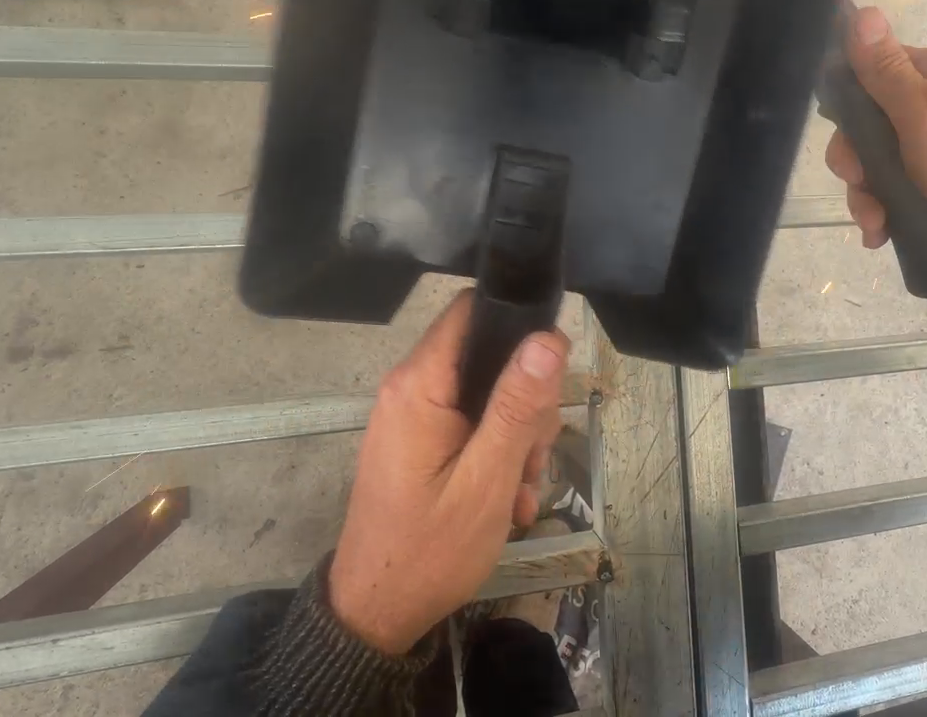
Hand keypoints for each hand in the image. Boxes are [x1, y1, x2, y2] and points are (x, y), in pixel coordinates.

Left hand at [328, 292, 569, 654]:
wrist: (375, 615)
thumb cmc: (430, 550)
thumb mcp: (486, 480)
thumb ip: (517, 406)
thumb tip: (549, 338)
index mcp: (420, 384)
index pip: (473, 311)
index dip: (519, 326)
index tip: (552, 371)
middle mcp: (411, 386)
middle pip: (488, 354)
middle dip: (526, 399)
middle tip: (534, 454)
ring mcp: (414, 415)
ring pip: (487, 391)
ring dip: (517, 433)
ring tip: (520, 486)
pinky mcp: (420, 439)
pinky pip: (471, 422)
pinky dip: (496, 451)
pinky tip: (508, 496)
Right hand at [826, 5, 926, 303]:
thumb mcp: (923, 112)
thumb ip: (885, 70)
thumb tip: (863, 10)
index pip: (868, 70)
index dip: (845, 99)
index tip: (838, 127)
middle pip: (862, 126)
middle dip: (853, 160)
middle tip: (858, 180)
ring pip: (870, 166)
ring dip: (864, 196)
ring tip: (876, 220)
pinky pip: (887, 196)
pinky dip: (879, 214)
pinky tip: (880, 231)